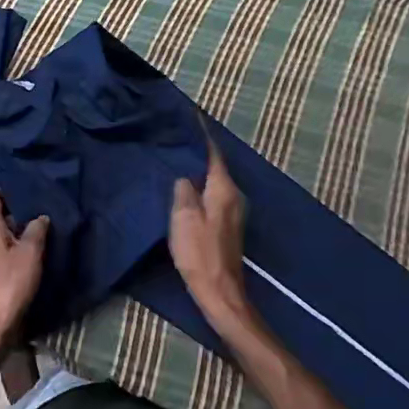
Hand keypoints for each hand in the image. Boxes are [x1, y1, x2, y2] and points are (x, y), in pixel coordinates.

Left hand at [0, 186, 48, 357]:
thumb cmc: (9, 284)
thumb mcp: (29, 253)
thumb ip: (36, 231)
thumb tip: (40, 216)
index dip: (2, 188)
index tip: (20, 181)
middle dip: (14, 208)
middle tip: (38, 200)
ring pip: (1, 236)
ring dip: (18, 229)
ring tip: (40, 223)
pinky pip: (5, 253)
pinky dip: (18, 247)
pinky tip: (33, 250)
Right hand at [170, 140, 253, 332]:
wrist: (220, 291)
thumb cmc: (200, 253)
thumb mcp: (184, 219)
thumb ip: (184, 191)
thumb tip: (185, 177)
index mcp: (224, 189)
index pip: (214, 154)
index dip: (202, 136)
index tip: (191, 117)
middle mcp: (233, 195)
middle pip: (215, 166)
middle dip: (198, 152)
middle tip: (176, 137)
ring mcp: (232, 211)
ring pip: (213, 182)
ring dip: (198, 171)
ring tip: (176, 158)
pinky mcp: (226, 225)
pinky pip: (212, 196)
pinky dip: (200, 188)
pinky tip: (185, 188)